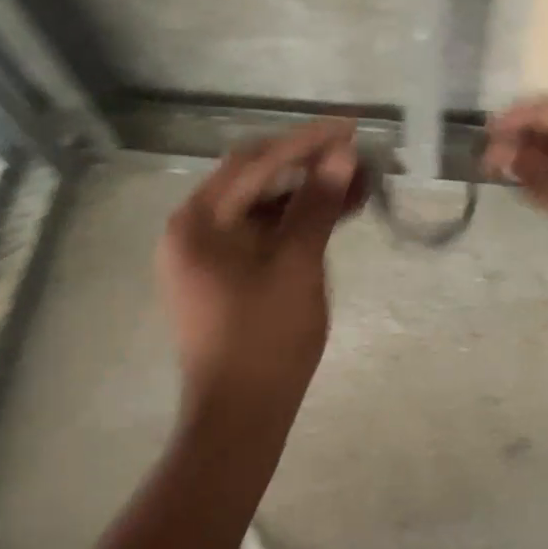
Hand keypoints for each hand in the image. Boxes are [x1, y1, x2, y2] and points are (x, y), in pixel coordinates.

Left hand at [159, 120, 365, 413]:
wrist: (239, 420)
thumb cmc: (266, 341)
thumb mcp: (297, 265)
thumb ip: (317, 203)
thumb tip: (341, 153)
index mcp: (197, 220)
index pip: (256, 162)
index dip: (306, 142)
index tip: (349, 128)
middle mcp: (191, 228)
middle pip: (254, 179)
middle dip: (307, 165)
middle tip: (355, 156)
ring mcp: (203, 253)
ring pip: (260, 206)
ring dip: (305, 193)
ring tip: (356, 185)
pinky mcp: (220, 274)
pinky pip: (258, 232)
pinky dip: (293, 222)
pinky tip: (333, 215)